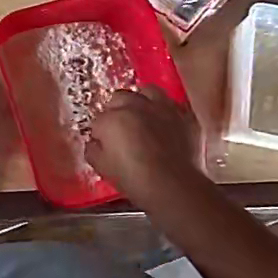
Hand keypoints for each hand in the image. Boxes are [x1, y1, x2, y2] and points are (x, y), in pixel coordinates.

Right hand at [84, 85, 203, 201]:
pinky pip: (172, 105)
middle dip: (116, 110)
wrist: (173, 187)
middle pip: (119, 98)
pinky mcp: (185, 116)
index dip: (100, 132)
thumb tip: (96, 143)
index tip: (103, 143)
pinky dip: (165, 112)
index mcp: (112, 118)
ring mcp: (163, 108)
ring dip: (141, 100)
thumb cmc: (133, 179)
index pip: (98, 119)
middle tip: (119, 128)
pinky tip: (164, 123)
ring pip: (147, 91)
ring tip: (141, 115)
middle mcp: (137, 106)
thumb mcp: (102, 167)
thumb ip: (93, 149)